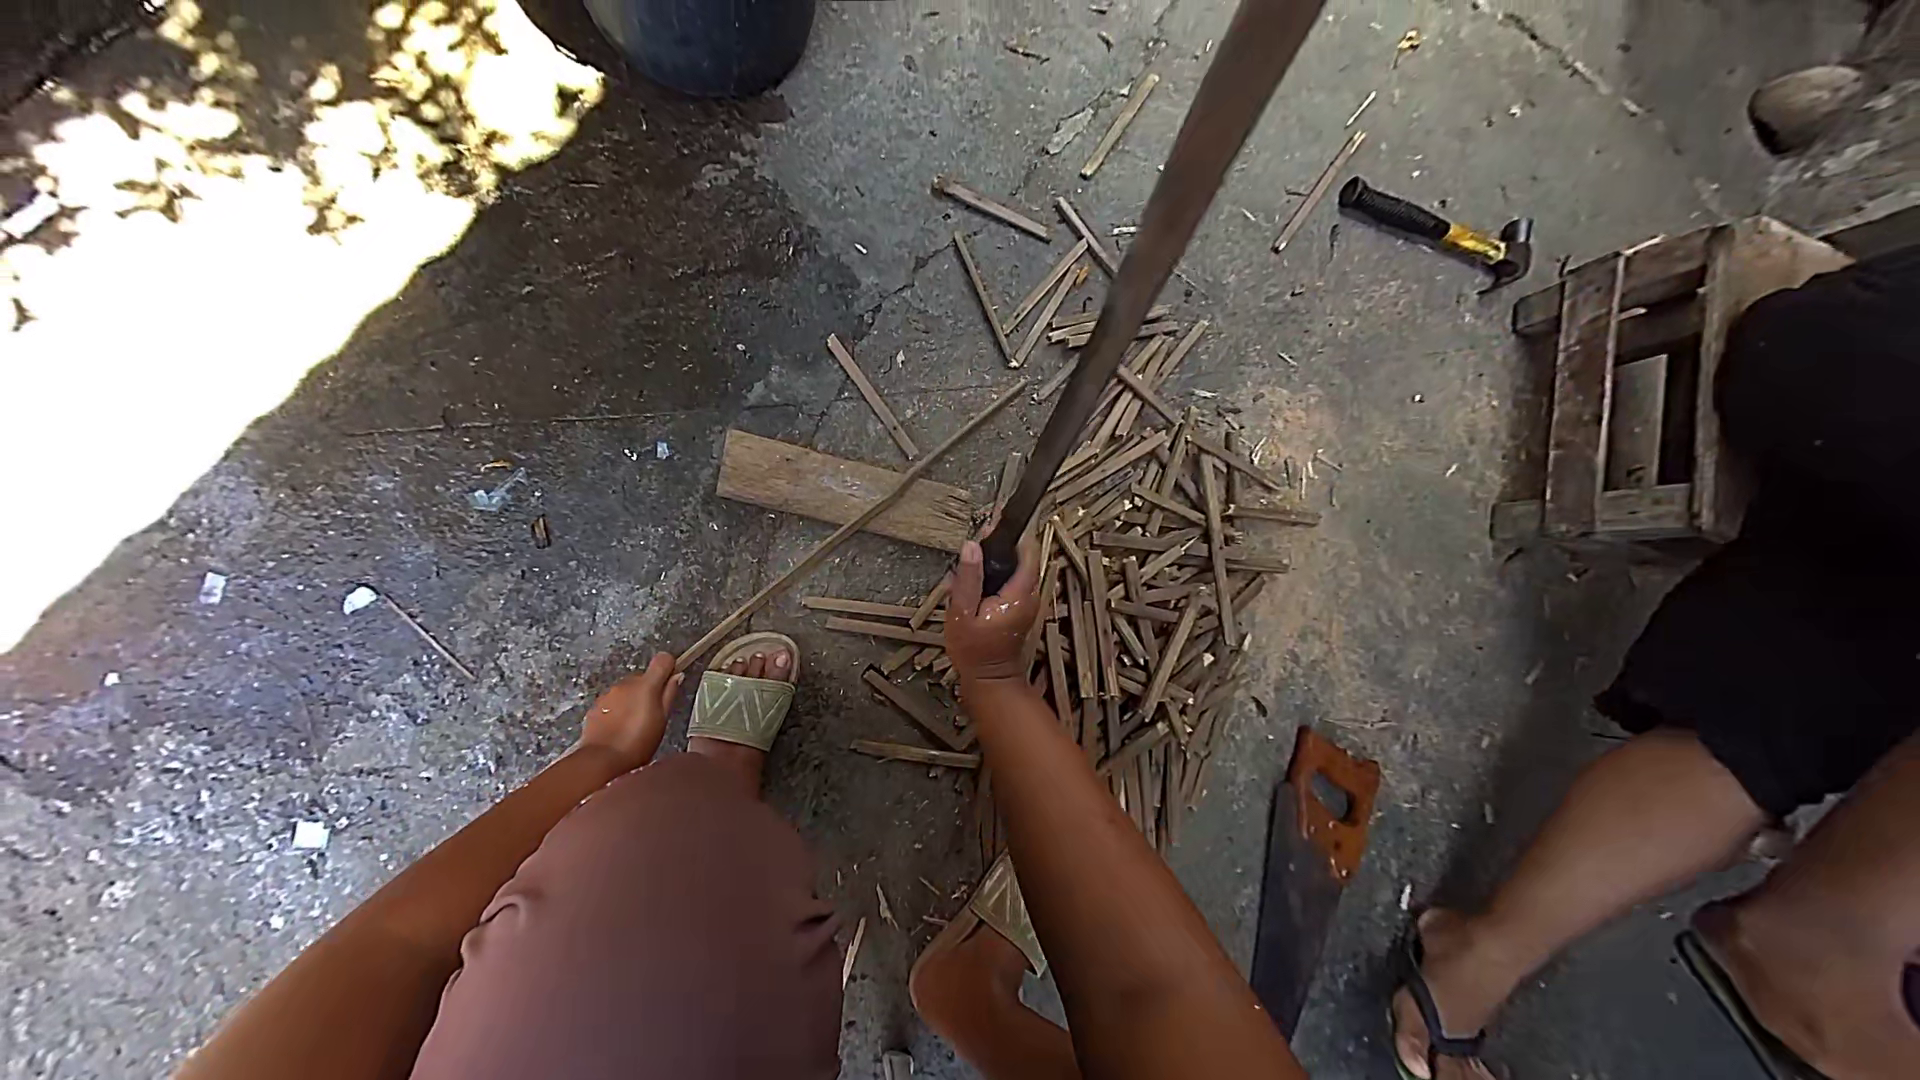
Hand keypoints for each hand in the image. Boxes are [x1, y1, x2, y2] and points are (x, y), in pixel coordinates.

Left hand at [580, 652, 682, 768]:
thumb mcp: (662, 719)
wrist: (601, 760)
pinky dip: (617, 709)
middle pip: (643, 677)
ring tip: (633, 724)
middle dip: (649, 690)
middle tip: (652, 713)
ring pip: (627, 690)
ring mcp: (608, 694)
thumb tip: (676, 676)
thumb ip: (669, 694)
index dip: (669, 667)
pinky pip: (612, 701)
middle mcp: (626, 683)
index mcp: (647, 685)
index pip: (663, 659)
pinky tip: (618, 728)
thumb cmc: (638, 742)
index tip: (670, 682)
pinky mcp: (596, 706)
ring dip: (632, 700)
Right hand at [945, 536, 1040, 682]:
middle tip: (979, 537)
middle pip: (1024, 556)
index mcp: (1019, 593)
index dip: (1013, 533)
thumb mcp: (962, 614)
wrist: (990, 680)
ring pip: (1020, 567)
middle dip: (1002, 544)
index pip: (1028, 551)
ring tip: (975, 554)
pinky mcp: (1023, 607)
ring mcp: (1029, 601)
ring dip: (1000, 557)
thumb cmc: (974, 651)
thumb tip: (971, 546)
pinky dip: (1000, 572)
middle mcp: (1031, 595)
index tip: (995, 522)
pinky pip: (1015, 580)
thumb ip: (968, 578)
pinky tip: (979, 577)